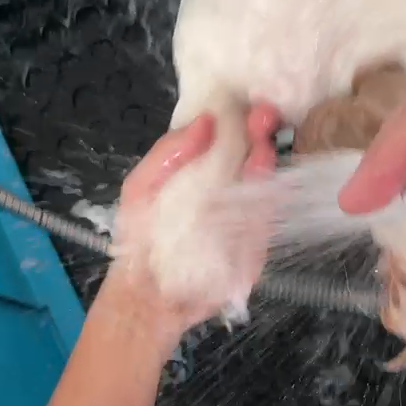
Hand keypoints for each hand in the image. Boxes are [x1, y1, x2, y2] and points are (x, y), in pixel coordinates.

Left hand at [94, 106, 280, 345]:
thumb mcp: (141, 188)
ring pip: (263, 192)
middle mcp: (226, 198)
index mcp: (201, 178)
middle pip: (252, 162)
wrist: (144, 298)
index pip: (229, 144)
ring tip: (262, 149)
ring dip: (266, 168)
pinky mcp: (252, 255)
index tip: (249, 107)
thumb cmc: (137, 242)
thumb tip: (206, 120)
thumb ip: (168, 154)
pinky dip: (267, 207)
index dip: (242, 123)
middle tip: (265, 118)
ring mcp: (241, 227)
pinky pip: (264, 229)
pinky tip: (264, 187)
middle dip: (260, 137)